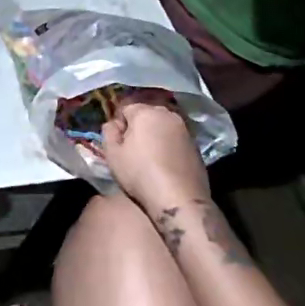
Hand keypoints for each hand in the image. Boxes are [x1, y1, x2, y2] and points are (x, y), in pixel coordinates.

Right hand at [102, 95, 209, 209]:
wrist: (179, 198)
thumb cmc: (140, 173)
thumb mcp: (112, 154)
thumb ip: (108, 132)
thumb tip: (113, 123)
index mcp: (145, 112)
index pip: (125, 108)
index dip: (118, 124)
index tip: (117, 143)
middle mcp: (168, 114)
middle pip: (146, 115)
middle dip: (138, 127)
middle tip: (132, 150)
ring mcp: (185, 129)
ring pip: (162, 126)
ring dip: (154, 136)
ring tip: (149, 157)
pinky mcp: (196, 145)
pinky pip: (175, 139)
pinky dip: (168, 146)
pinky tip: (164, 164)